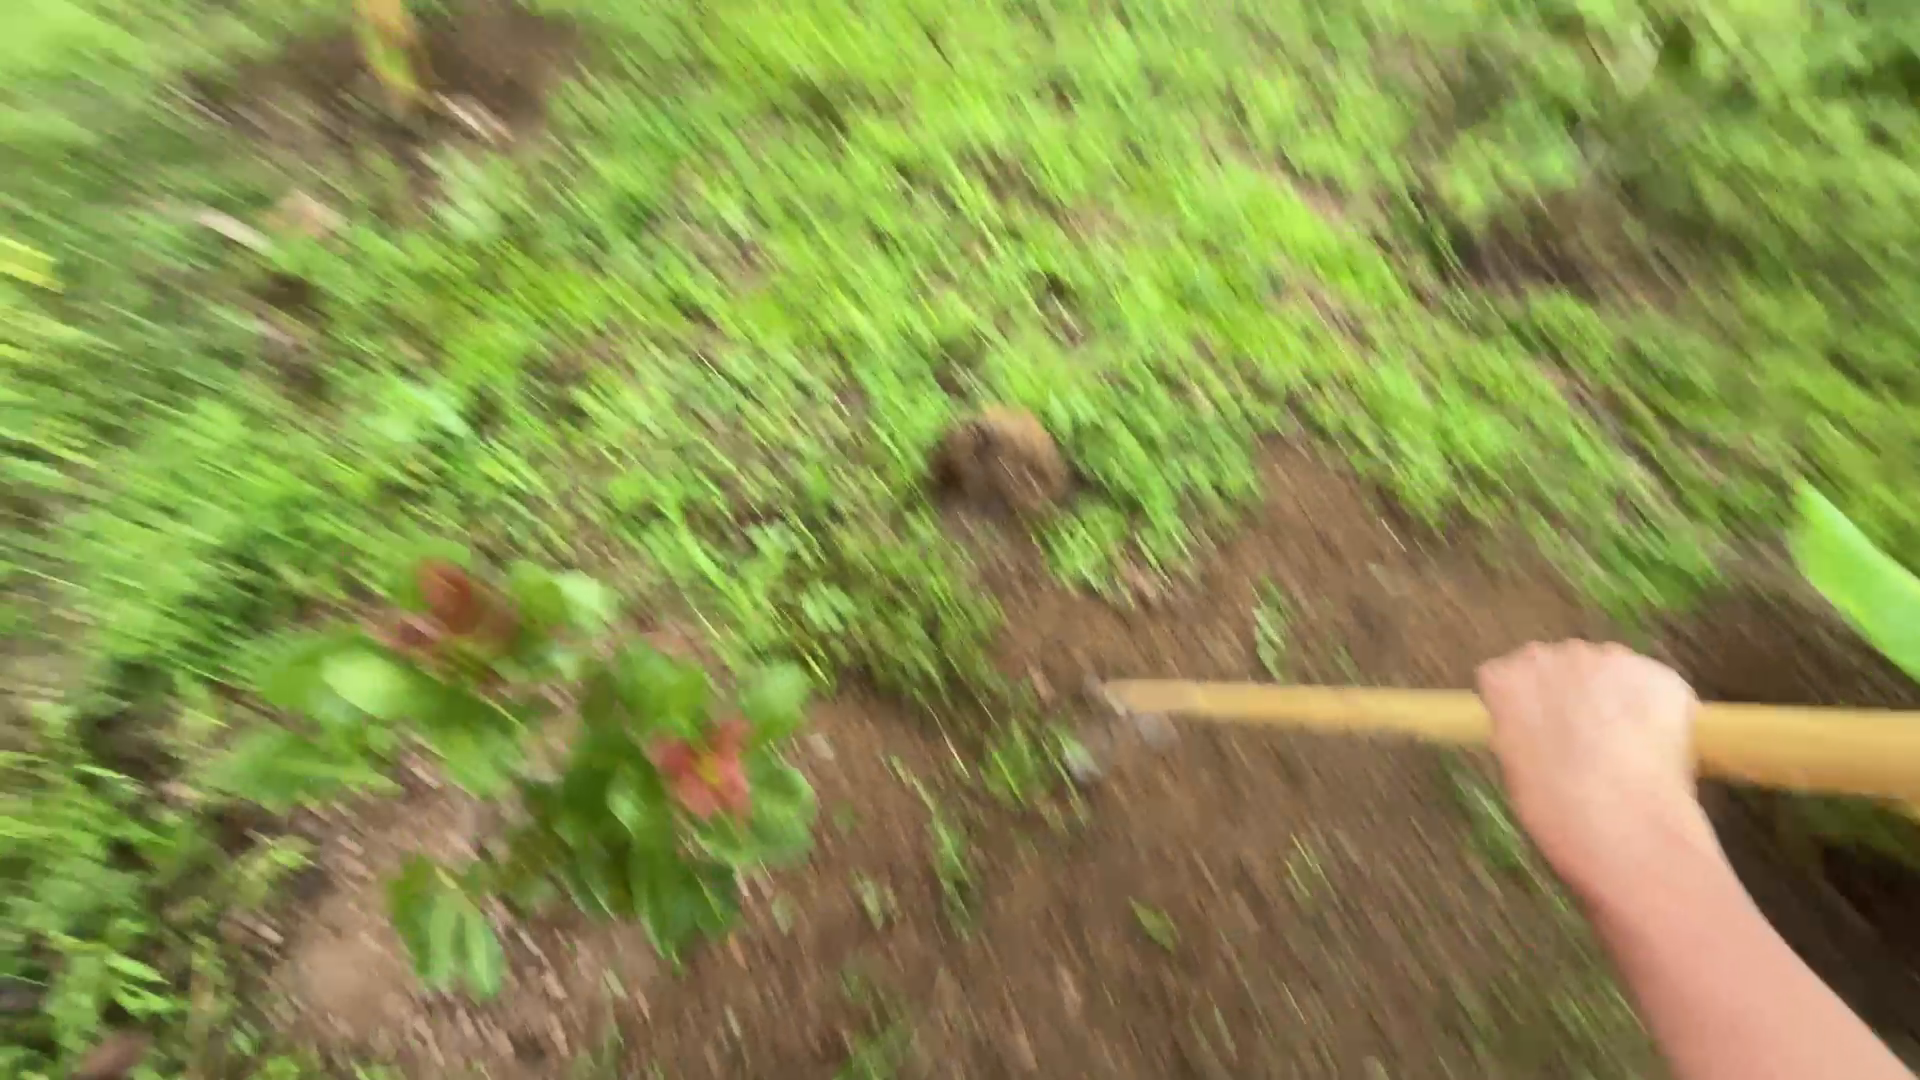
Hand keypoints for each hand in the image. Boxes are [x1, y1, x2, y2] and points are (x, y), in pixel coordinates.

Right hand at [1476, 641, 1720, 900]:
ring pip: (1607, 667)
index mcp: (1499, 678)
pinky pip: (1653, 683)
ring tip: (1626, 742)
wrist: (1621, 824)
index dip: (1526, 702)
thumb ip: (1522, 726)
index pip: (1506, 673)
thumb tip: (1546, 726)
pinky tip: (1658, 741)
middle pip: (1557, 662)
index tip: (1540, 727)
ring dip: (1613, 694)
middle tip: (1585, 736)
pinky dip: (1658, 706)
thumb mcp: (1513, 759)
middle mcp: (1545, 656)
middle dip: (1571, 690)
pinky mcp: (1656, 674)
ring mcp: (1602, 659)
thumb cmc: (1550, 805)